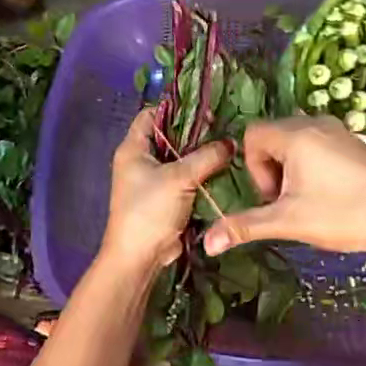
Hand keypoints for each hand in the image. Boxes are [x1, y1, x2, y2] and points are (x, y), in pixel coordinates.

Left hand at [98, 108, 233, 273]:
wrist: (140, 256)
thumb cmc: (150, 210)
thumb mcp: (179, 178)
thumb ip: (206, 157)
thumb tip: (231, 143)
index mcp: (134, 149)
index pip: (151, 115)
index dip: (176, 109)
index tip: (205, 111)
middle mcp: (141, 161)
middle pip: (170, 137)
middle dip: (196, 134)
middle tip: (224, 130)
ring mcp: (153, 181)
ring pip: (180, 160)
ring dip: (201, 157)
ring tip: (229, 149)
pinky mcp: (166, 199)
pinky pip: (186, 180)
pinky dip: (202, 176)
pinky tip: (223, 171)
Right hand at [201, 117, 365, 261]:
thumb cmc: (343, 215)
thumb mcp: (289, 222)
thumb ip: (245, 227)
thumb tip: (206, 244)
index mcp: (296, 134)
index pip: (252, 135)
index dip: (253, 168)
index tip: (272, 197)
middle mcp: (316, 123)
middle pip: (273, 138)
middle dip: (271, 171)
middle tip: (288, 202)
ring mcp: (339, 131)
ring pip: (296, 143)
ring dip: (291, 171)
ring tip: (308, 202)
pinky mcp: (355, 143)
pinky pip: (318, 146)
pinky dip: (312, 167)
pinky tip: (330, 196)